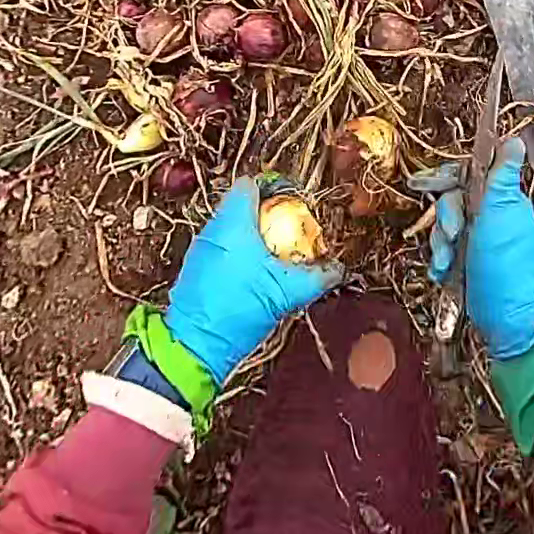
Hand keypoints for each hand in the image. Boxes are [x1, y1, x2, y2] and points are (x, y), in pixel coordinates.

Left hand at [164, 176, 343, 383]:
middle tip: (290, 226)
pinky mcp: (195, 268)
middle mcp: (213, 228)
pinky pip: (222, 244)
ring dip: (254, 231)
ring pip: (232, 224)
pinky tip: (255, 271)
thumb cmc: (236, 312)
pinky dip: (240, 249)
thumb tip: (338, 270)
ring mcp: (202, 248)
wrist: (194, 350)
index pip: (252, 183)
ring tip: (275, 250)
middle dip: (269, 211)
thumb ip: (317, 277)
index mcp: (234, 222)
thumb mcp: (286, 292)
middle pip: (243, 202)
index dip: (275, 186)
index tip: (293, 200)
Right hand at [412, 138, 533, 358]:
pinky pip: (443, 250)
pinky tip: (445, 271)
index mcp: (502, 197)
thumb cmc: (505, 263)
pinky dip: (441, 260)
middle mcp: (490, 214)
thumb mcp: (502, 212)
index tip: (425, 183)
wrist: (504, 318)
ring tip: (450, 260)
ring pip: (444, 225)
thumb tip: (514, 139)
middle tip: (453, 234)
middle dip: (445, 217)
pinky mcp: (466, 260)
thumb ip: (503, 174)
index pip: (468, 171)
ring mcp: (478, 238)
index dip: (446, 177)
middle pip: (451, 198)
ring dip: (441, 243)